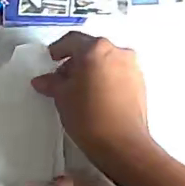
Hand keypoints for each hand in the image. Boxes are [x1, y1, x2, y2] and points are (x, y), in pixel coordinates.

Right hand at [31, 32, 156, 168]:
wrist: (122, 145)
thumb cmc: (89, 118)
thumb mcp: (62, 97)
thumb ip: (52, 83)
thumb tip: (43, 80)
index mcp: (96, 49)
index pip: (72, 40)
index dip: (58, 49)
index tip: (51, 58)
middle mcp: (117, 52)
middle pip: (91, 50)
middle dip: (75, 62)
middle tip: (62, 78)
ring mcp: (132, 67)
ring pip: (106, 62)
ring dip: (92, 71)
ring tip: (79, 91)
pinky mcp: (140, 84)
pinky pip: (118, 74)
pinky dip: (105, 80)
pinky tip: (96, 98)